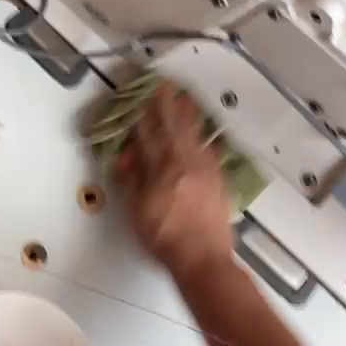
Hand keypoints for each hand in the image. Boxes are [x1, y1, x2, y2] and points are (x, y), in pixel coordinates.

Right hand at [115, 87, 235, 274]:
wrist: (203, 260)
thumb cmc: (164, 237)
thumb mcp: (137, 209)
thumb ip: (133, 179)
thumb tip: (127, 155)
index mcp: (163, 168)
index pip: (150, 135)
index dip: (144, 115)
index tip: (140, 96)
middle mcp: (186, 163)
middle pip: (174, 128)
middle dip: (167, 106)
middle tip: (165, 85)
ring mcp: (205, 171)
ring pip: (195, 136)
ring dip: (188, 116)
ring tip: (186, 98)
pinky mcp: (218, 182)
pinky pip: (212, 152)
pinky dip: (207, 139)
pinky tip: (207, 134)